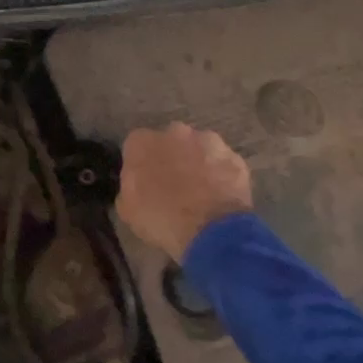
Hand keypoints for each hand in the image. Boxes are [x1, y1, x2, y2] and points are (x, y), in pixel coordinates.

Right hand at [118, 123, 253, 261]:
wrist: (210, 231)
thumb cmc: (161, 219)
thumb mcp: (128, 209)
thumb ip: (129, 186)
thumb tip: (136, 183)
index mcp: (143, 142)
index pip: (136, 145)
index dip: (141, 163)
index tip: (145, 181)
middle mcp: (175, 132)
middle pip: (170, 141)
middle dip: (171, 158)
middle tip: (173, 185)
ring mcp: (209, 141)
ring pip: (200, 149)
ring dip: (198, 163)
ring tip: (200, 192)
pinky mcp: (235, 157)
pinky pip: (223, 164)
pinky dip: (221, 175)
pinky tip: (219, 197)